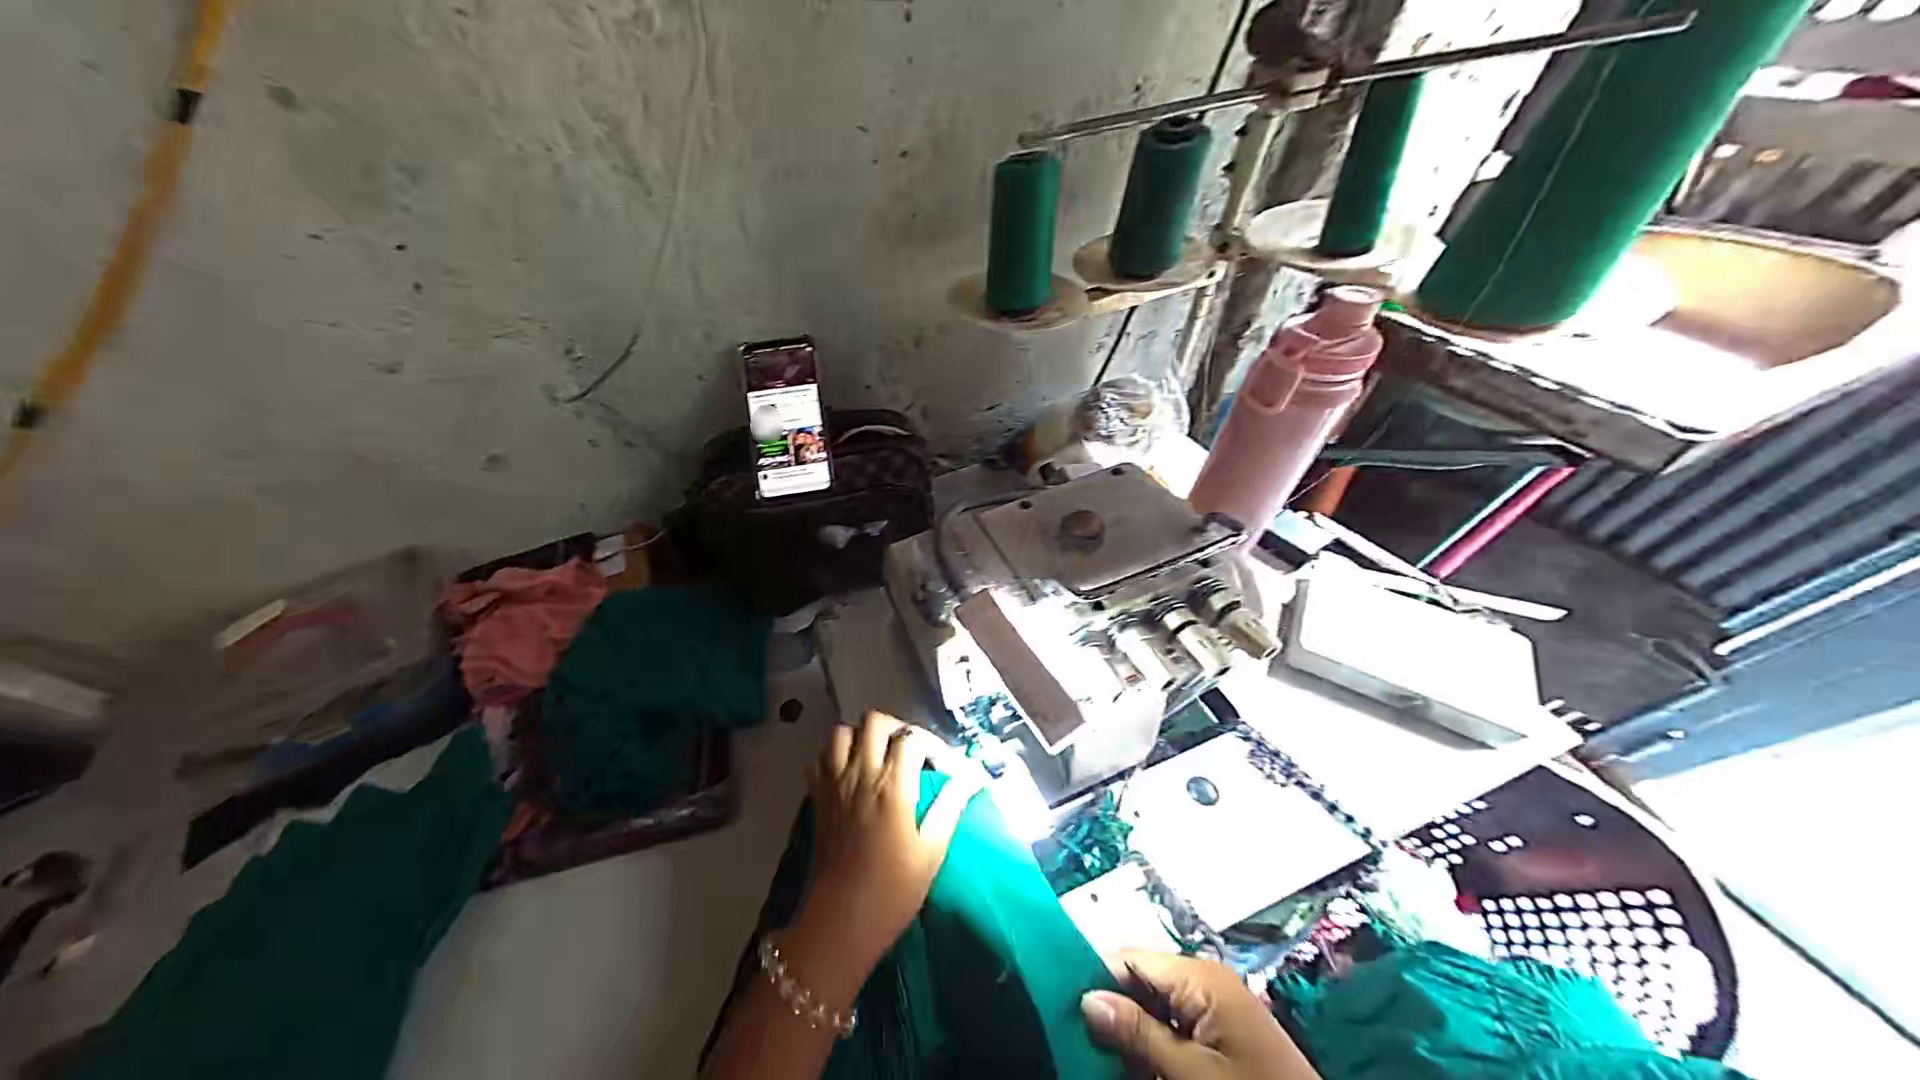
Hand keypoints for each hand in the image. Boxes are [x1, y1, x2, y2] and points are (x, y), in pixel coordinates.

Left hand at [799, 711, 984, 964]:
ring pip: (842, 732)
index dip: (933, 745)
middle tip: (912, 752)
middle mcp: (860, 774)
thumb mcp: (932, 850)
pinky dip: (835, 755)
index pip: (913, 739)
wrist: (841, 921)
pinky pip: (820, 758)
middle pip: (874, 721)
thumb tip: (972, 777)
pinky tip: (851, 773)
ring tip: (879, 757)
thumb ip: (950, 805)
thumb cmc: (893, 889)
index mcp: (892, 785)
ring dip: (862, 736)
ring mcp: (833, 784)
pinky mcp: (817, 798)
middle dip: (897, 729)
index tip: (944, 767)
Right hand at [1080, 951, 1321, 1079]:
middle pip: (1140, 981)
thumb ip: (1138, 1035)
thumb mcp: (1191, 1074)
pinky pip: (1176, 1024)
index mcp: (1198, 976)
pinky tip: (1147, 1070)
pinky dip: (1157, 1045)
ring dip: (1135, 1034)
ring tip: (1117, 1064)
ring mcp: (1216, 1004)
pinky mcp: (1224, 1029)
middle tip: (1093, 1050)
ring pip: (1154, 1006)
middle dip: (1116, 1012)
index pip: (1128, 958)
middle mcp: (1205, 979)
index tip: (1070, 1014)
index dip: (1098, 982)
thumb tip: (1088, 1000)